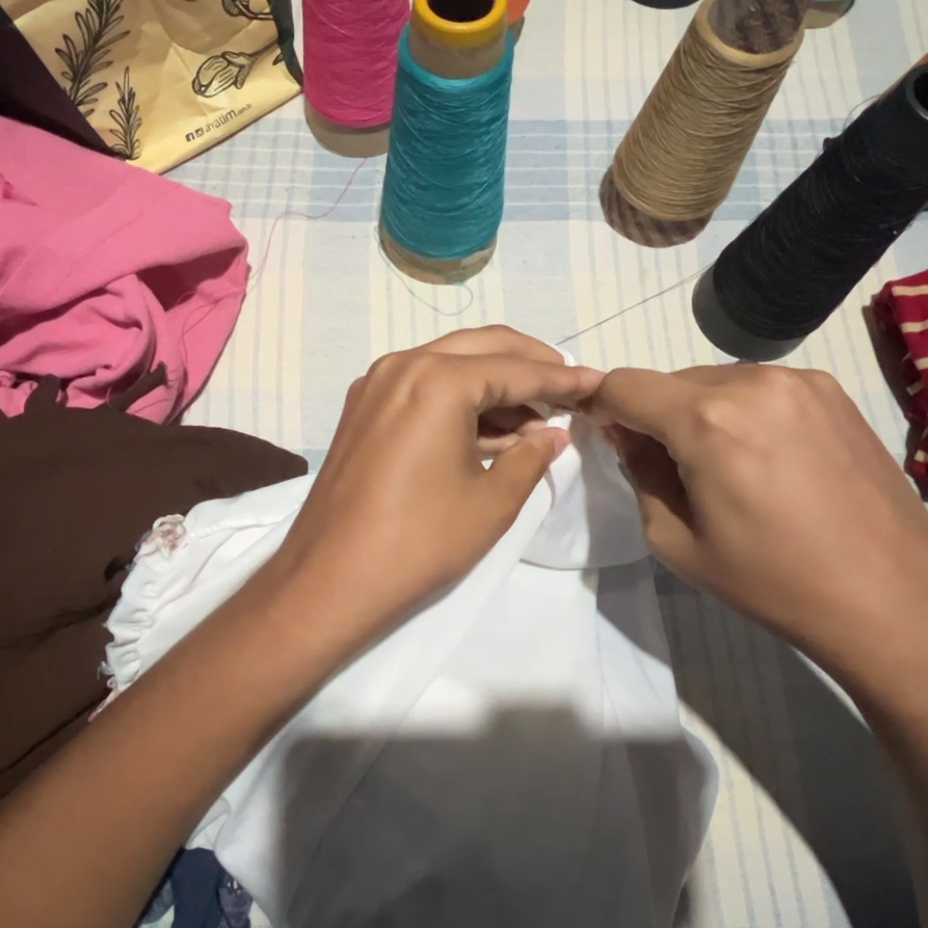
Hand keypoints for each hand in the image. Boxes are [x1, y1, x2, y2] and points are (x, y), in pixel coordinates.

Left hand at [270, 327, 602, 659]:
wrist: (329, 579)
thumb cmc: (418, 541)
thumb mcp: (491, 502)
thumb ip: (529, 457)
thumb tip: (552, 434)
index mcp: (437, 380)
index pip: (515, 369)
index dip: (562, 379)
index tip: (598, 383)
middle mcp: (402, 365)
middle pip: (481, 349)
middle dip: (529, 364)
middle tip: (568, 387)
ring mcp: (375, 384)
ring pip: (448, 363)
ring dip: (493, 380)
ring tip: (536, 412)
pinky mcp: (361, 409)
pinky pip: (421, 385)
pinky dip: (458, 396)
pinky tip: (489, 425)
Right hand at [583, 364, 927, 702]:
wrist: (892, 599)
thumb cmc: (774, 581)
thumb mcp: (676, 541)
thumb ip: (639, 473)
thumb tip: (628, 435)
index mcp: (707, 420)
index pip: (623, 385)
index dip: (600, 407)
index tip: (604, 437)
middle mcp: (752, 381)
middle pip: (670, 381)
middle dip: (654, 416)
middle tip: (668, 470)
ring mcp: (800, 381)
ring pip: (716, 383)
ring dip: (699, 414)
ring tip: (727, 471)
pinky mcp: (833, 392)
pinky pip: (760, 388)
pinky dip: (743, 413)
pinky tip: (768, 462)